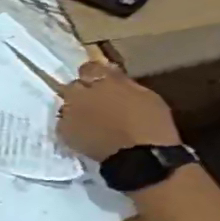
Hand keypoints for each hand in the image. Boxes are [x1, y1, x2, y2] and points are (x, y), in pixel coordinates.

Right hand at [56, 62, 179, 161]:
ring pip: (117, 76)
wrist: (140, 152)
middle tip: (87, 87)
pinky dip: (128, 96)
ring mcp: (131, 87)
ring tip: (108, 98)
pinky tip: (126, 109)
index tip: (69, 97)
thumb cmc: (96, 143)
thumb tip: (69, 107)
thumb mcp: (68, 130)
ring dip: (110, 84)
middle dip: (88, 75)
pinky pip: (135, 90)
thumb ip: (68, 114)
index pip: (69, 83)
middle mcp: (104, 84)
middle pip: (93, 68)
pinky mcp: (152, 95)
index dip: (69, 89)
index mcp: (78, 94)